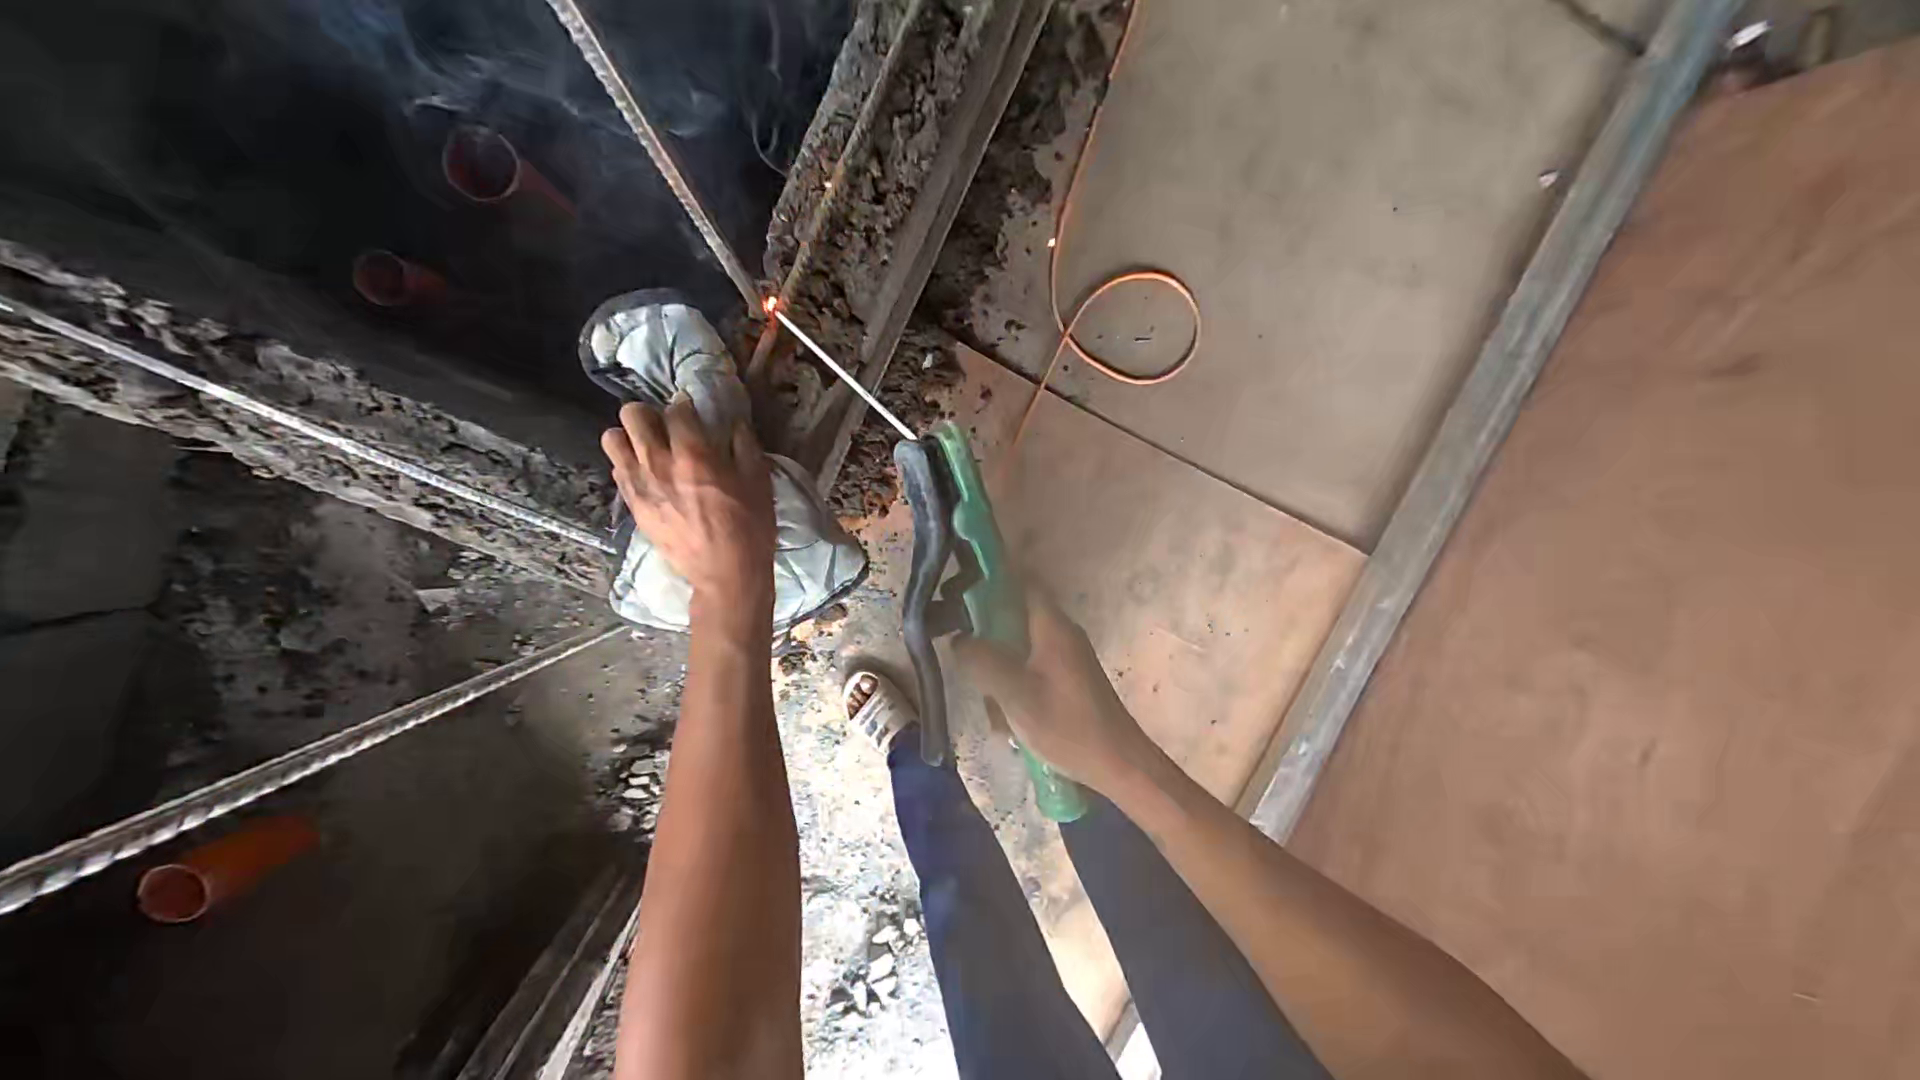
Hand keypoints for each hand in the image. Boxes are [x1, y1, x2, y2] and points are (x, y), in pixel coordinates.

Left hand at [600, 398, 774, 609]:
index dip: (686, 406)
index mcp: (695, 455)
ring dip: (630, 437)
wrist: (725, 573)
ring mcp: (640, 485)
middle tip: (666, 427)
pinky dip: (629, 464)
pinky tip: (649, 474)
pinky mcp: (633, 505)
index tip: (694, 413)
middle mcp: (659, 463)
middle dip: (649, 414)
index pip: (676, 410)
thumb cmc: (749, 527)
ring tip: (649, 448)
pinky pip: (617, 470)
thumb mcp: (759, 482)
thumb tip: (735, 424)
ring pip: (612, 439)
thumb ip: (745, 446)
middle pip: (632, 415)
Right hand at [953, 592, 1159, 794]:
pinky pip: (1031, 666)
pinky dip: (1013, 680)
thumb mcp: (1016, 694)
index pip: (1023, 580)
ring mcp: (1067, 656)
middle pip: (1017, 612)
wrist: (1119, 764)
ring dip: (999, 662)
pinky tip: (1004, 713)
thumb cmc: (1068, 726)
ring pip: (1021, 643)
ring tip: (985, 694)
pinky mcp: (1068, 678)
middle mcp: (1062, 633)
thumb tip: (958, 639)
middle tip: (962, 647)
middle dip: (987, 628)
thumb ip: (983, 661)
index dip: (993, 576)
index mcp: (1052, 627)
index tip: (961, 582)